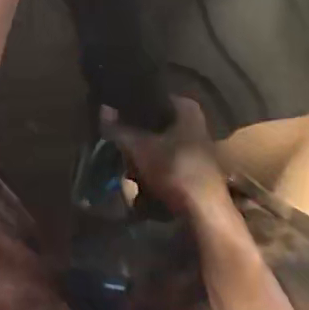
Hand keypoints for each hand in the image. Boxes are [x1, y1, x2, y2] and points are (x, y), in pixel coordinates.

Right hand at [105, 96, 227, 212]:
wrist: (205, 212)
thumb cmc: (174, 169)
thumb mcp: (139, 147)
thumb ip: (119, 128)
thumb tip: (104, 109)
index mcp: (187, 109)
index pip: (154, 98)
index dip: (133, 107)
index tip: (116, 117)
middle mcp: (196, 123)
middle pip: (156, 125)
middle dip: (137, 139)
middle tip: (121, 150)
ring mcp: (198, 148)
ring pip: (161, 147)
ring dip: (143, 159)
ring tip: (130, 171)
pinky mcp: (196, 169)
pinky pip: (168, 164)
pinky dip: (154, 172)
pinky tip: (143, 185)